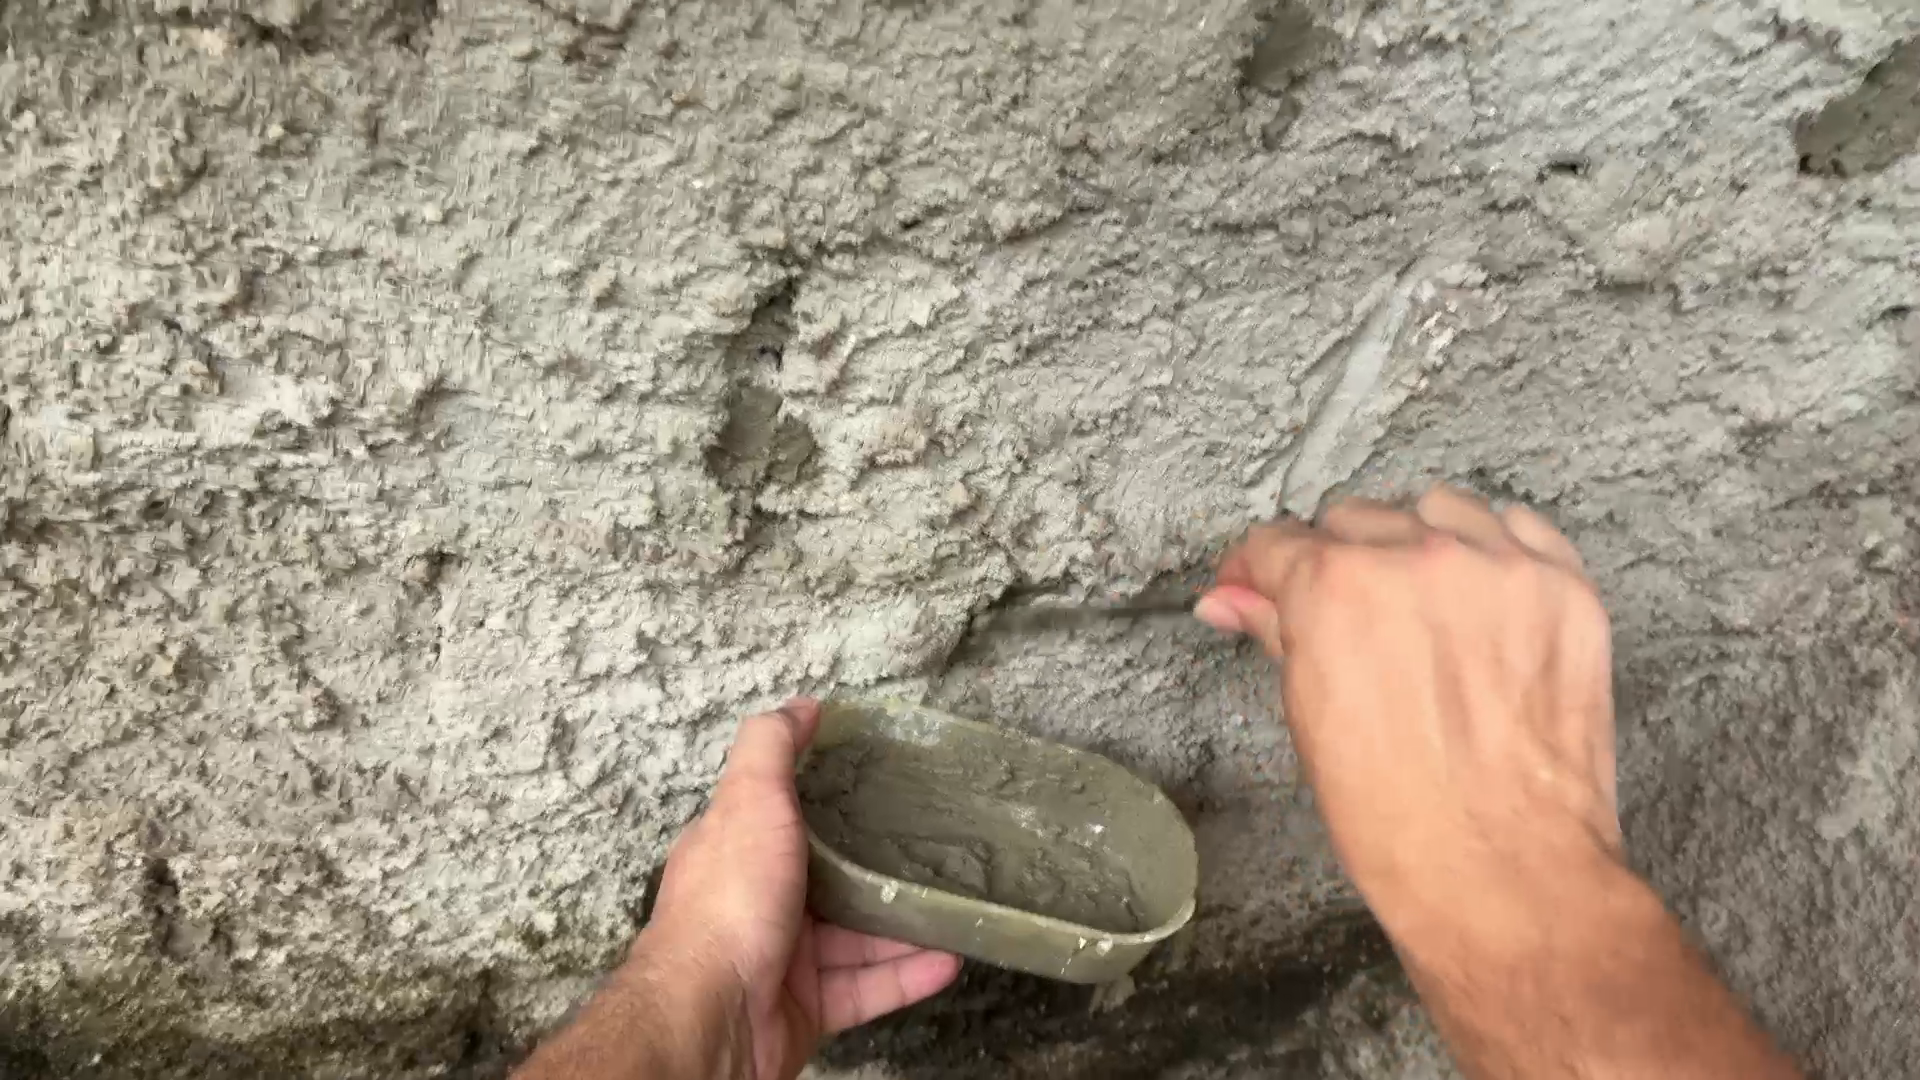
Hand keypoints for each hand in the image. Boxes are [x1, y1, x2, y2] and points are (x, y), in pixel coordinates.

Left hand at [638, 698, 961, 1079]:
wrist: (713, 1019)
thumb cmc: (732, 897)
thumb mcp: (750, 798)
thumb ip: (772, 746)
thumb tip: (804, 704)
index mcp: (740, 850)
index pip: (786, 815)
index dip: (829, 798)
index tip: (879, 782)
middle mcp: (760, 899)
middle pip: (830, 877)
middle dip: (877, 866)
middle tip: (931, 846)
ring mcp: (784, 956)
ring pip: (856, 935)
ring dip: (904, 923)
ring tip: (953, 903)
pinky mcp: (808, 1007)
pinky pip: (866, 986)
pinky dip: (906, 973)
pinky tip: (948, 958)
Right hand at [1193, 487, 1620, 955]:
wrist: (1498, 865)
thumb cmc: (1386, 802)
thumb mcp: (1305, 704)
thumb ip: (1268, 627)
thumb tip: (1222, 599)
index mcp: (1332, 586)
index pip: (1274, 542)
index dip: (1252, 569)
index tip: (1251, 586)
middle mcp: (1413, 558)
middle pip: (1348, 517)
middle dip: (1329, 559)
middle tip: (1335, 611)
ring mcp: (1496, 568)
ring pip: (1430, 506)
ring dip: (1407, 540)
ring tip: (1409, 596)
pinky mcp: (1563, 588)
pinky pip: (1514, 524)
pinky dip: (1485, 545)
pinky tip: (1470, 589)